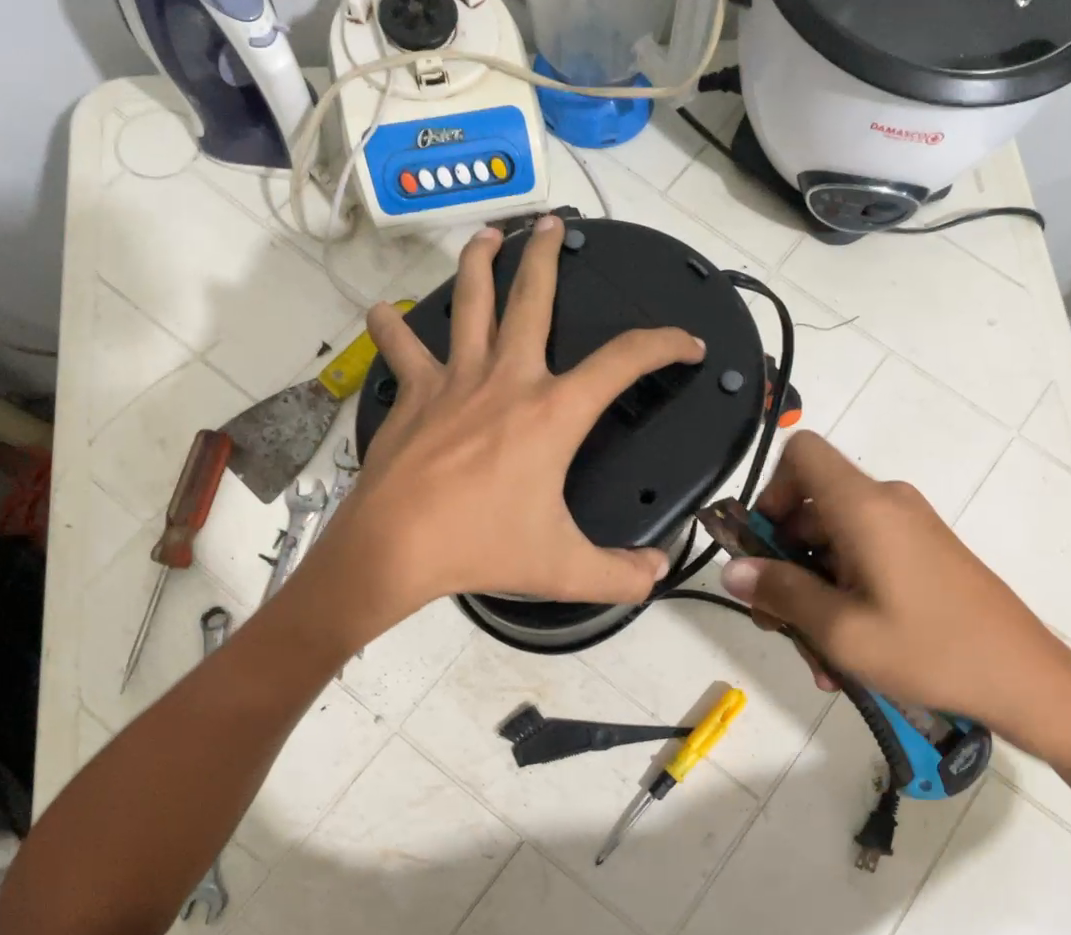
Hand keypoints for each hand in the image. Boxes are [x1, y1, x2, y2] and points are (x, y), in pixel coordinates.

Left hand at [309, 216, 705, 638]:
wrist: (396, 547)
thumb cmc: (483, 549)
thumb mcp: (565, 568)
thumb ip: (621, 574)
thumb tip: (656, 573)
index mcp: (553, 412)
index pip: (625, 361)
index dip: (665, 345)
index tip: (688, 344)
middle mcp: (507, 379)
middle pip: (533, 299)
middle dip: (547, 256)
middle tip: (553, 223)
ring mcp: (455, 380)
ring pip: (469, 301)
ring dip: (479, 262)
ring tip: (487, 235)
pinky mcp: (413, 393)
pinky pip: (402, 346)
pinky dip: (392, 326)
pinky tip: (382, 311)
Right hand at [718, 433, 1070, 754]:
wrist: (1025, 679)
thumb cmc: (930, 650)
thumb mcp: (840, 630)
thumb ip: (780, 593)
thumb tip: (731, 569)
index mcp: (864, 506)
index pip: (802, 454)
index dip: (770, 492)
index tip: (762, 549)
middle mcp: (886, 505)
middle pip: (811, 510)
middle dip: (784, 566)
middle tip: (778, 625)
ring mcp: (908, 531)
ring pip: (834, 547)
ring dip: (813, 596)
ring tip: (818, 658)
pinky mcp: (923, 557)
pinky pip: (864, 564)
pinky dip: (845, 600)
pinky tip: (847, 656)